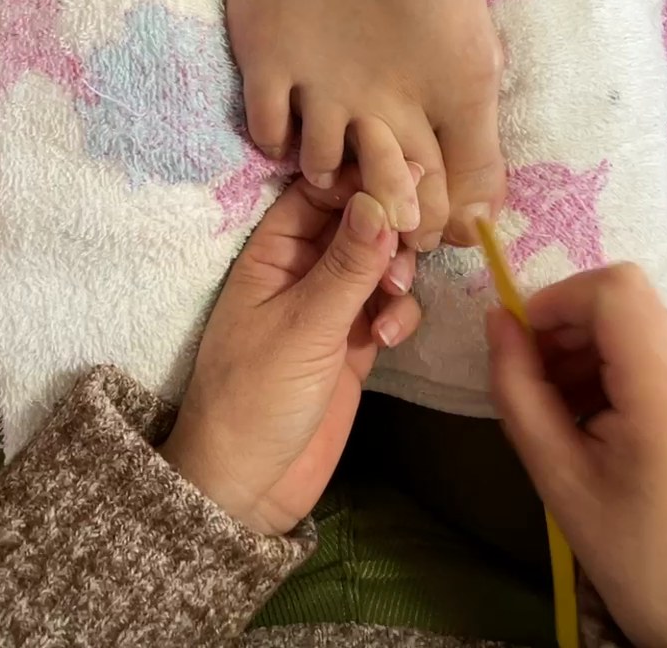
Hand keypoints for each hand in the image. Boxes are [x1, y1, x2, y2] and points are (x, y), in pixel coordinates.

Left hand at [161, 170, 422, 535]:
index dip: (362, 180)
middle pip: (358, 220)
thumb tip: (381, 198)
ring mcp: (332, 304)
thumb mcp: (303, 326)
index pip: (320, 190)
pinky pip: (389, 305)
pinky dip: (398, 313)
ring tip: (391, 296)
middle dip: (389, 226)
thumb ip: (347, 265)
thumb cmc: (257, 396)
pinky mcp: (355, 340)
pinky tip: (387, 339)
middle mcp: (304, 268)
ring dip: (396, 271)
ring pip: (381, 260)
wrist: (250, 487)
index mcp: (273, 251)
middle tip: (416, 237)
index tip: (408, 178)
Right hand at [486, 265, 666, 647]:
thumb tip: (498, 321)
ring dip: (600, 351)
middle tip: (541, 382)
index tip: (527, 340)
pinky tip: (619, 424)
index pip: (616, 290)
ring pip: (652, 330)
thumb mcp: (559, 479)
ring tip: (576, 409)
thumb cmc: (641, 562)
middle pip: (630, 307)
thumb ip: (518, 389)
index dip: (559, 298)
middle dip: (571, 329)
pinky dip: (634, 371)